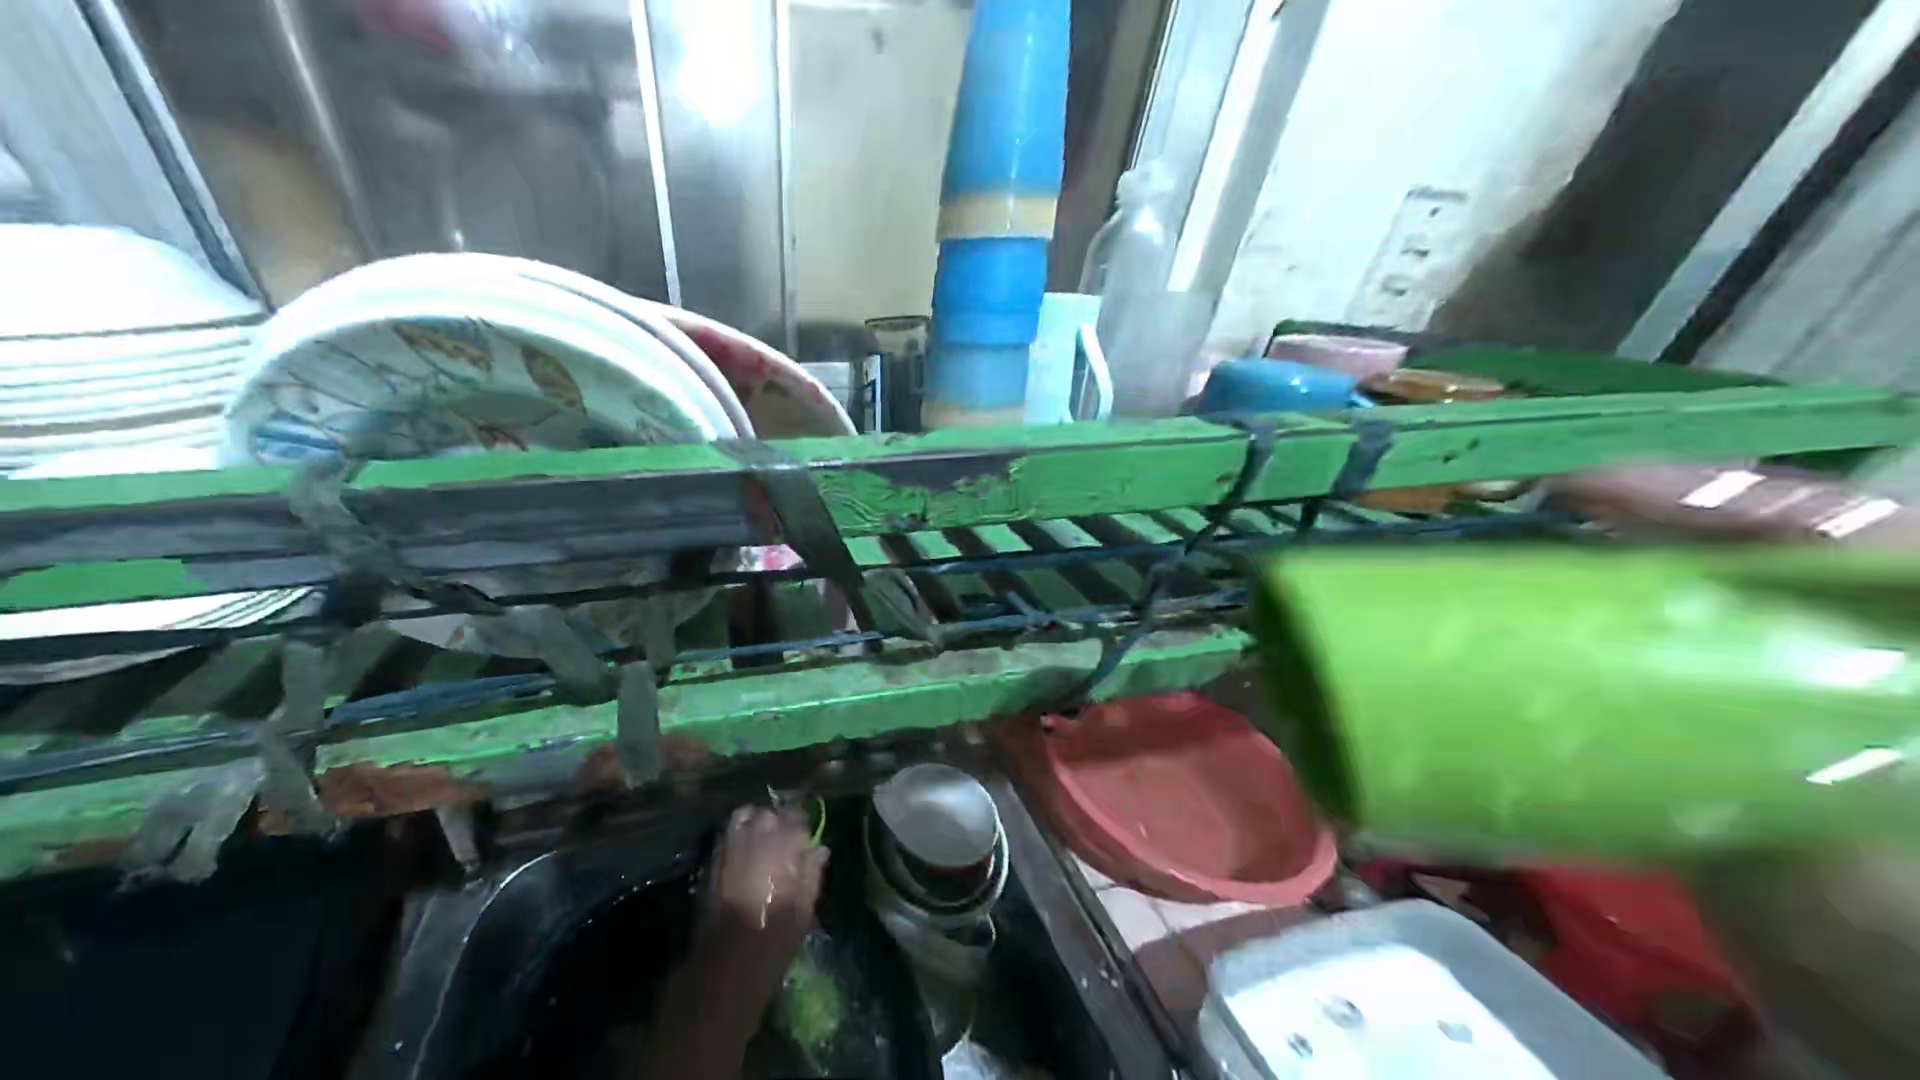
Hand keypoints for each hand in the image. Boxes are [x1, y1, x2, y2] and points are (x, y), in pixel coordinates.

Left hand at [705, 805, 827, 969]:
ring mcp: (731, 848)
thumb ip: (812, 873)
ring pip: (743, 816)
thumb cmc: (773, 939)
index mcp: (784, 849)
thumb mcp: (803, 910)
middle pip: (769, 813)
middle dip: (778, 820)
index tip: (805, 837)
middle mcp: (756, 840)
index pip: (796, 819)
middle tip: (784, 836)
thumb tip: (820, 849)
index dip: (801, 826)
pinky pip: (726, 834)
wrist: (726, 965)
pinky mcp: (712, 861)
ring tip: (761, 836)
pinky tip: (743, 848)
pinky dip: (736, 833)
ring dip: (755, 820)